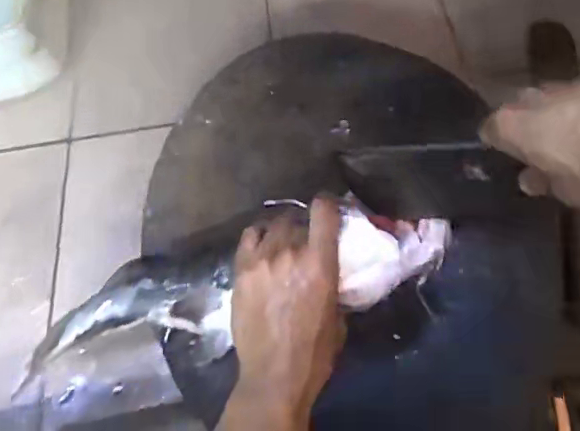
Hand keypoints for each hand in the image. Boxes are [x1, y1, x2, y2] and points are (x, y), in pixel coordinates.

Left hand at [221, 198, 344, 429]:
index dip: (327, 202)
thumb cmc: (314, 354)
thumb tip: (331, 269)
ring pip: (273, 225)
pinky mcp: (241, 267)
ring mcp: (262, 257)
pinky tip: (262, 246)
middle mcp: (290, 251)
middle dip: (303, 225)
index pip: (323, 210)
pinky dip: (259, 236)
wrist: (272, 378)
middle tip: (304, 240)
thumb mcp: (338, 318)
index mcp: (319, 263)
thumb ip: (334, 283)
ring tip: (282, 244)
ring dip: (281, 231)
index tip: (329, 206)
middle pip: (296, 217)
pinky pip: (250, 235)